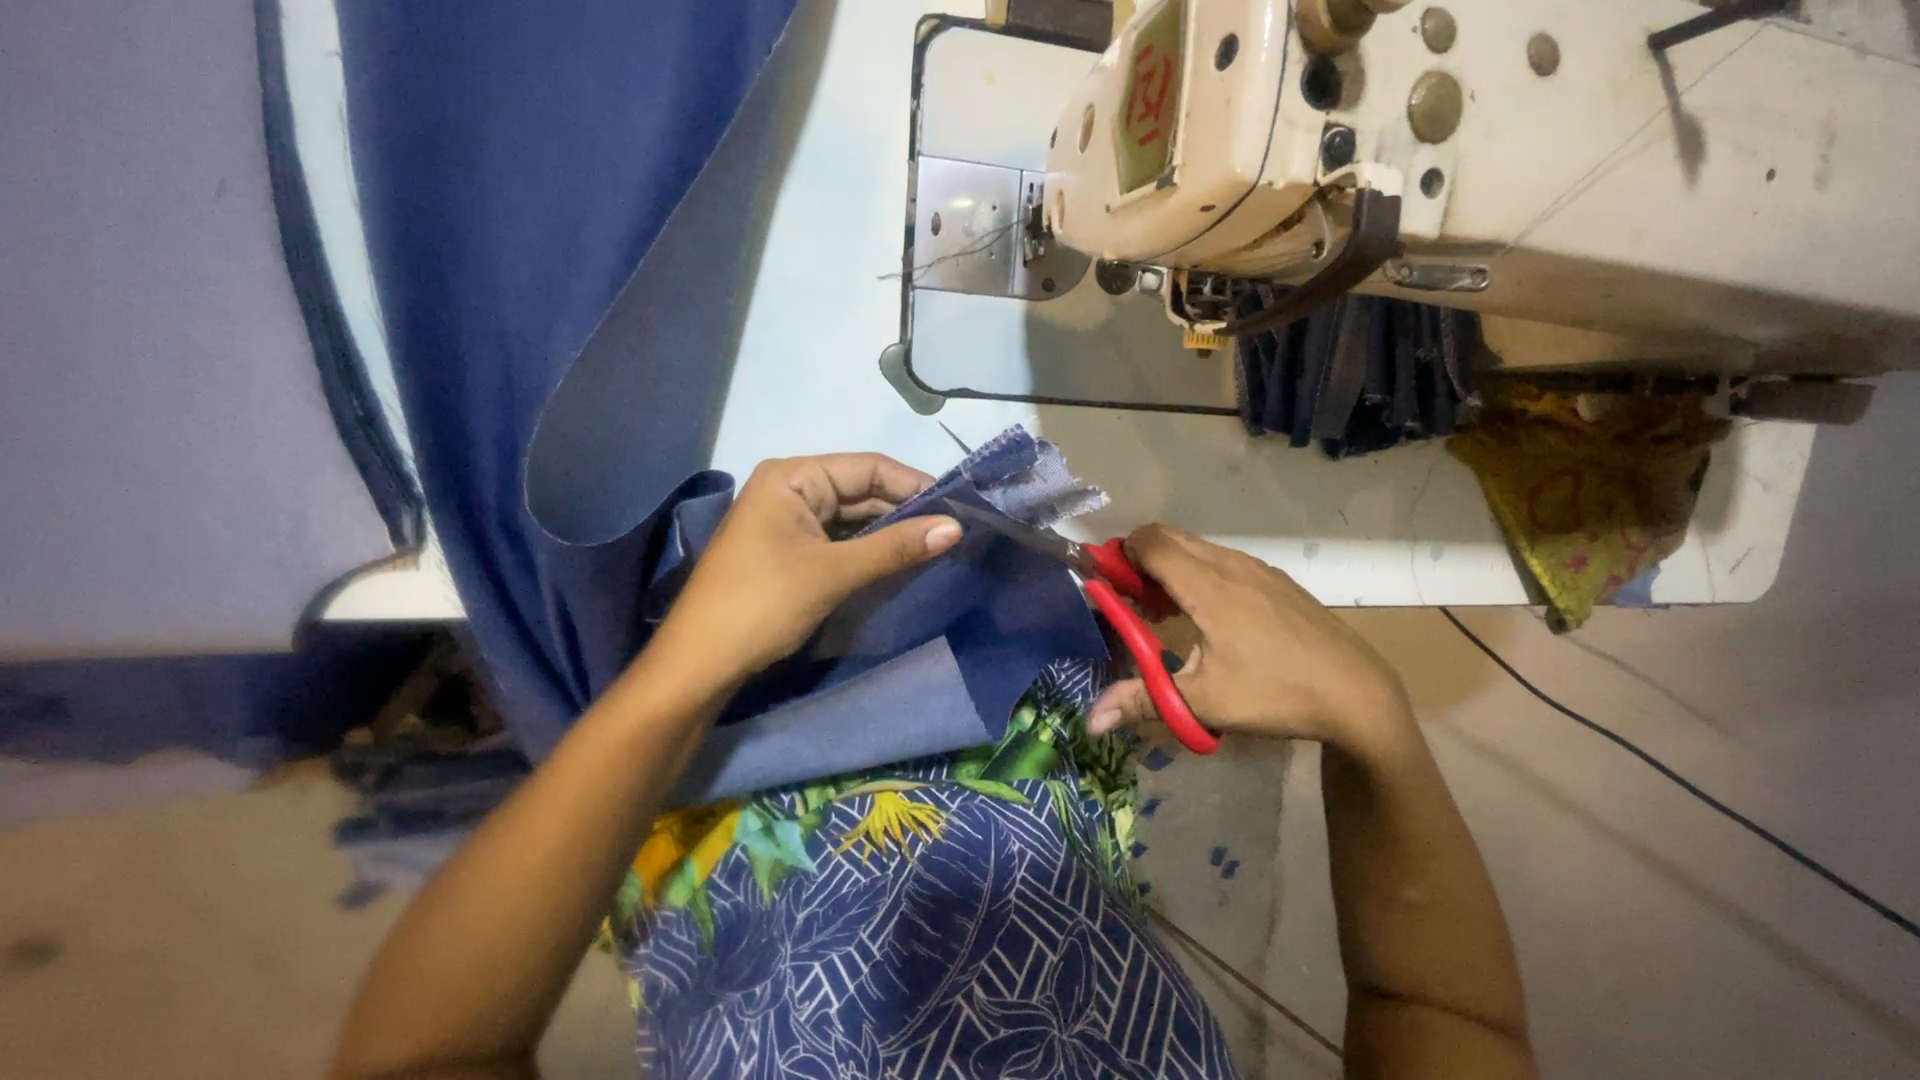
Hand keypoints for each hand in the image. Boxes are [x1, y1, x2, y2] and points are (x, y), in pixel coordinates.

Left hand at [649, 454, 962, 682]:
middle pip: (862, 490)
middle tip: (956, 532)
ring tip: (939, 546)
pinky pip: (840, 541)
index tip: (960, 507)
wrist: (701, 662)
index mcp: (793, 476)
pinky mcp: (790, 550)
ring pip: (853, 518)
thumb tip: (956, 527)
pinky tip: (902, 562)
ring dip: (890, 533)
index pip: (868, 467)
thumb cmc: (762, 604)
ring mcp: (788, 521)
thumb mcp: (834, 573)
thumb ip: (896, 547)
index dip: (915, 485)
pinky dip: (869, 550)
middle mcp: (790, 488)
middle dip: (906, 511)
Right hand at [1087, 524, 1408, 747]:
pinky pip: (1223, 561)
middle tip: (1131, 604)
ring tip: (1166, 615)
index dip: (1120, 556)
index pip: (1150, 541)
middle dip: (1141, 561)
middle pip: (1170, 537)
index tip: (1110, 589)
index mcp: (1208, 585)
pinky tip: (1210, 620)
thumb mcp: (1204, 702)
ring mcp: (1258, 569)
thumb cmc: (1276, 693)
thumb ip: (1143, 702)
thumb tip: (1090, 721)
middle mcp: (1231, 564)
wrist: (1358, 693)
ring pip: (1198, 548)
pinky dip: (1200, 574)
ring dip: (1171, 568)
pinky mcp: (1277, 581)